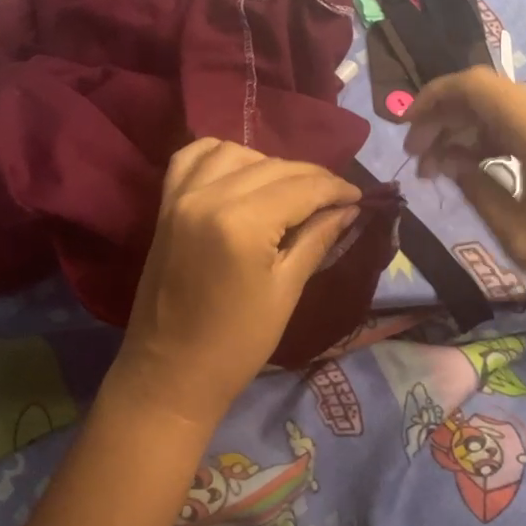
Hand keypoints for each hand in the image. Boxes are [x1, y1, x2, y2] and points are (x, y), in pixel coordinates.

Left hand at [111, 138, 362, 424]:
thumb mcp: (286, 291)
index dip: (336, 188)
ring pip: (236, 153)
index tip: (360, 196)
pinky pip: (192, 157)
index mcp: (242, 222)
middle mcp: (208, 195)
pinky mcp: (165, 203)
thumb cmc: (236, 343)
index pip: (301, 186)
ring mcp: (181, 196)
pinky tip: (241, 170)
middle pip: (272, 166)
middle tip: (336, 198)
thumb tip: (348, 208)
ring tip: (290, 191)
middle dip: (310, 178)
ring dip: (268, 164)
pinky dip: (220, 155)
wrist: (170, 372)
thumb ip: (316, 239)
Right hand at [401, 68, 525, 332]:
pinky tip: (494, 173)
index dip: (431, 99)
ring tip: (449, 172)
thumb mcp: (523, 235)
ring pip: (516, 111)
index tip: (405, 133)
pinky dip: (508, 141)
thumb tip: (448, 161)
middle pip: (492, 95)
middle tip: (421, 163)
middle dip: (449, 121)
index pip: (472, 84)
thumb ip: (477, 187)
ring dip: (477, 133)